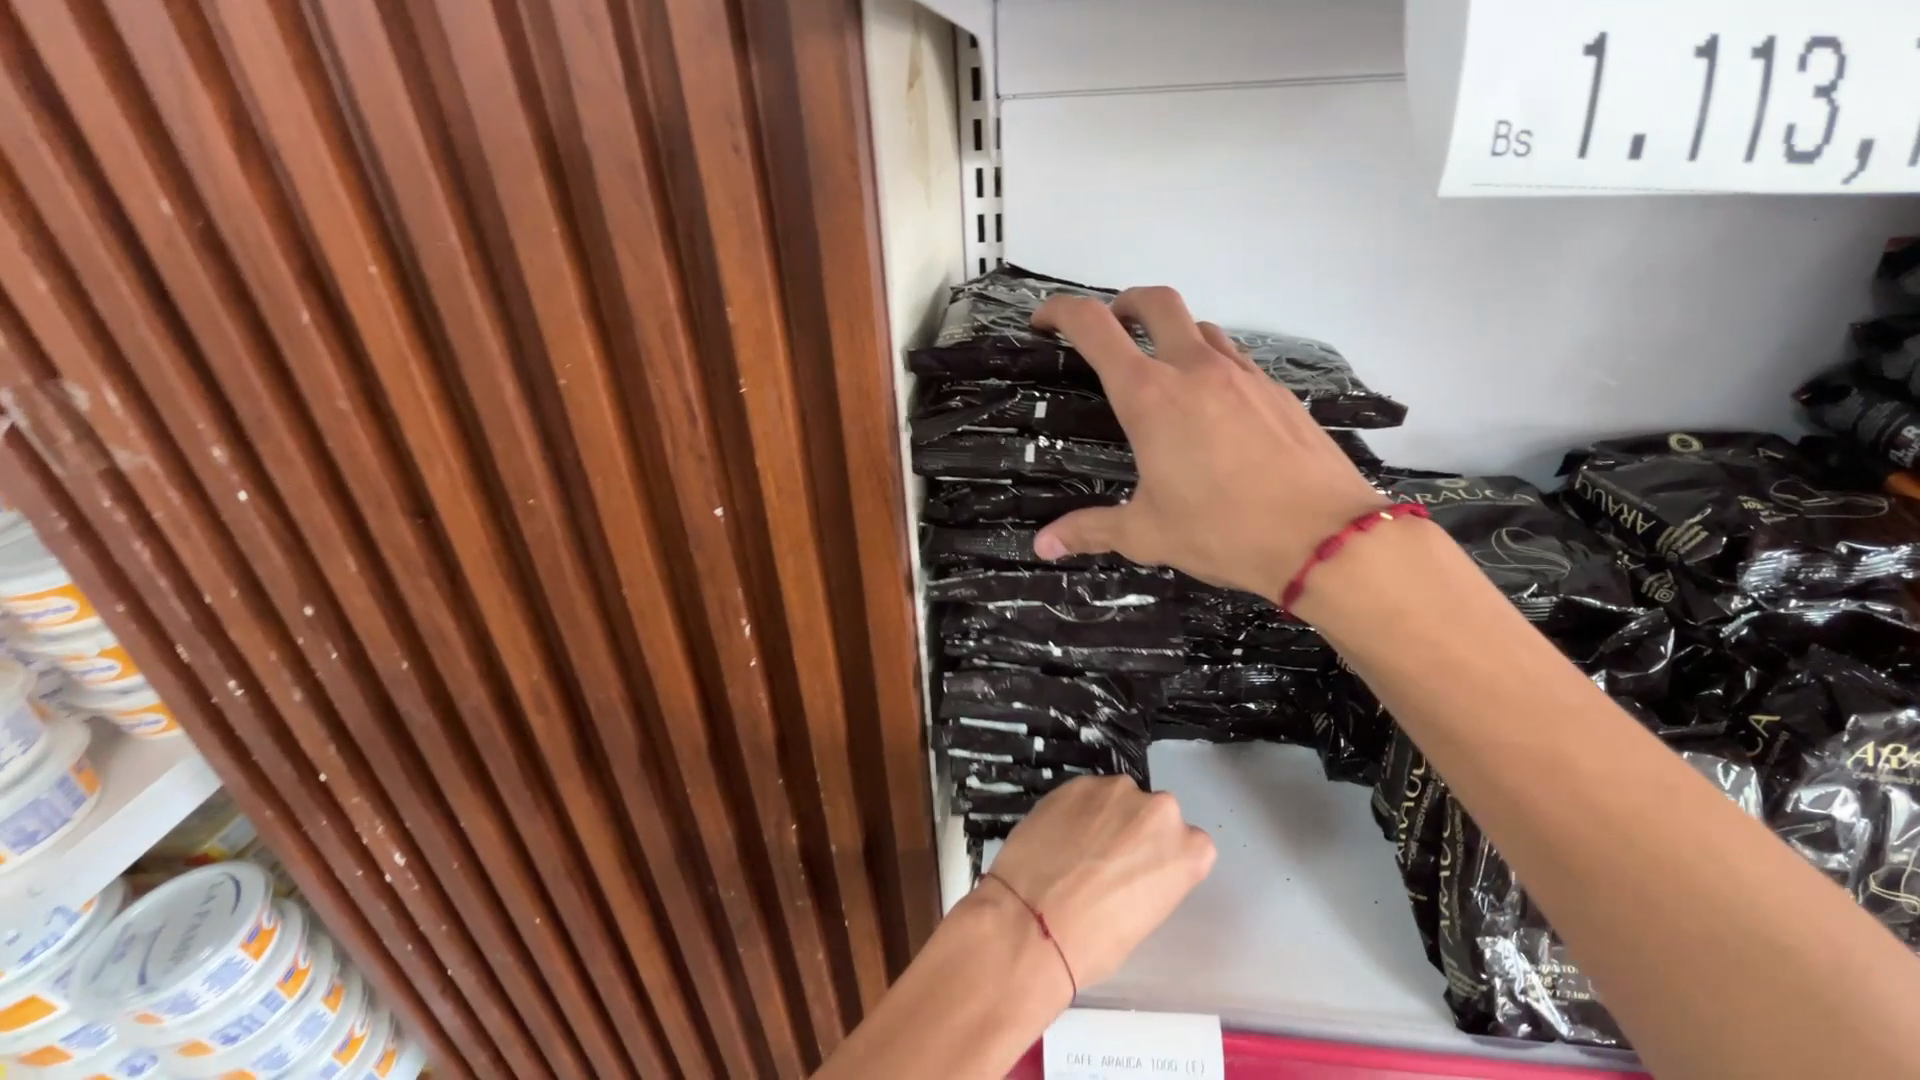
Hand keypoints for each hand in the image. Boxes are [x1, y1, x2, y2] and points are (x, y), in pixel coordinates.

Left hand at [982, 776, 1215, 989]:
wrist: (1032, 922)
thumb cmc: (1094, 941)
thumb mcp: (1143, 919)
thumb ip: (1150, 880)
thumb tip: (1128, 869)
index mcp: (1190, 850)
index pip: (1188, 845)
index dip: (1160, 859)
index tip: (1140, 874)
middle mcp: (1161, 811)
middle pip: (1154, 815)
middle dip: (1134, 831)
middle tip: (1106, 859)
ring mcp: (1117, 791)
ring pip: (1117, 799)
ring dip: (1104, 816)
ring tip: (1075, 848)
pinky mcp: (1077, 783)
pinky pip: (1084, 794)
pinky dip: (1074, 811)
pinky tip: (1055, 837)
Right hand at [1031, 287, 1385, 601]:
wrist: (1324, 537)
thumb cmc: (1223, 531)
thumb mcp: (1147, 534)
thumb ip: (1090, 530)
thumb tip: (1044, 545)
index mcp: (1150, 396)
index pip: (1094, 327)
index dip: (1060, 312)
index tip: (1044, 322)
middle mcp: (1194, 370)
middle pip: (1156, 302)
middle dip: (1124, 305)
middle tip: (1110, 331)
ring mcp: (1243, 375)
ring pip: (1201, 327)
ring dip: (1172, 334)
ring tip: (1162, 372)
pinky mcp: (1278, 392)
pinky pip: (1236, 359)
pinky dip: (1212, 365)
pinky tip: (1213, 409)